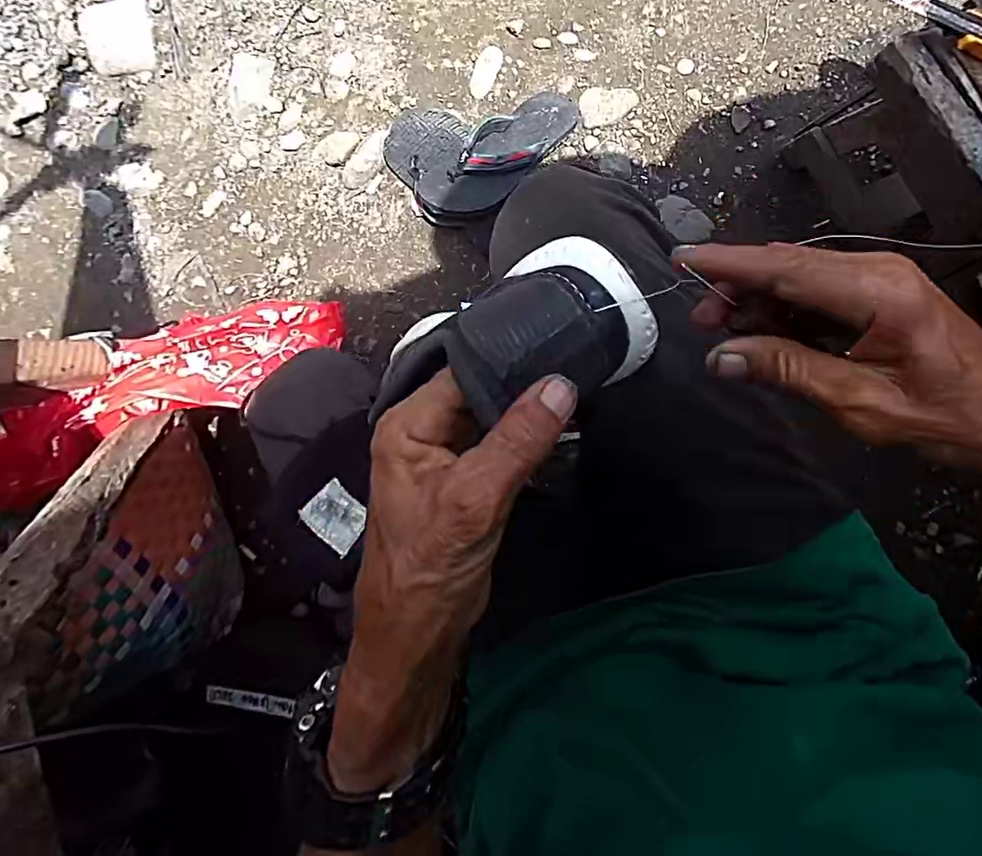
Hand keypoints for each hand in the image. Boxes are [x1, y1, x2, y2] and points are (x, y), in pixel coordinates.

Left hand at [328, 369, 574, 793]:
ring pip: (493, 415)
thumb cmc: (429, 569)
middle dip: (522, 382)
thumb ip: (517, 440)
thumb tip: (559, 387)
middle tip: (572, 365)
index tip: (555, 348)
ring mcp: (446, 454)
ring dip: (527, 409)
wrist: (419, 633)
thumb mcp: (475, 498)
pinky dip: (526, 435)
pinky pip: (500, 440)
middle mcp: (423, 430)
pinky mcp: (467, 475)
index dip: (508, 359)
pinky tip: (557, 425)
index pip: (463, 371)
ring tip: (572, 389)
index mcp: (408, 424)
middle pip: (479, 389)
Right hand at [674, 243, 981, 497]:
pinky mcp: (879, 293)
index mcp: (877, 291)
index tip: (683, 258)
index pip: (784, 269)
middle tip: (701, 320)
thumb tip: (724, 357)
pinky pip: (816, 291)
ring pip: (797, 277)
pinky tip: (764, 332)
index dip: (728, 263)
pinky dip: (784, 310)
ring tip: (725, 331)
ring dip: (758, 300)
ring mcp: (879, 278)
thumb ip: (789, 371)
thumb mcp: (862, 403)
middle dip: (736, 287)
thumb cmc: (950, 419)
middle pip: (786, 266)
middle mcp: (876, 270)